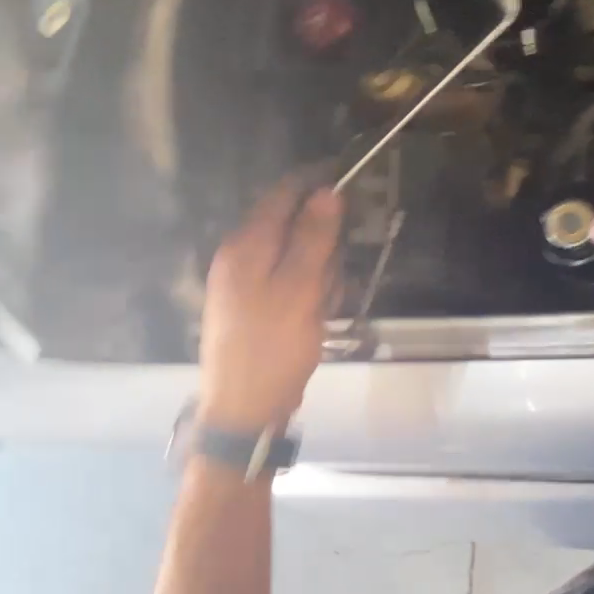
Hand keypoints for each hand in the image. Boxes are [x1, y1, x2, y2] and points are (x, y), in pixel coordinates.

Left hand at [197, 181, 343, 429]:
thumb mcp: (299, 290)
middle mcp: (240, 257)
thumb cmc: (272, 347)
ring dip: (321, 276)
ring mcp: (247, 284)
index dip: (317, 183)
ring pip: (300, 259)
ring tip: (324, 307)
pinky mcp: (258, 307)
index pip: (283, 194)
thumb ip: (312, 238)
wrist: (243, 410)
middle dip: (323, 247)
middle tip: (333, 277)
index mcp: (245, 245)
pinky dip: (312, 296)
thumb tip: (327, 191)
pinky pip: (294, 285)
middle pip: (295, 227)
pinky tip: (317, 319)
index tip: (353, 182)